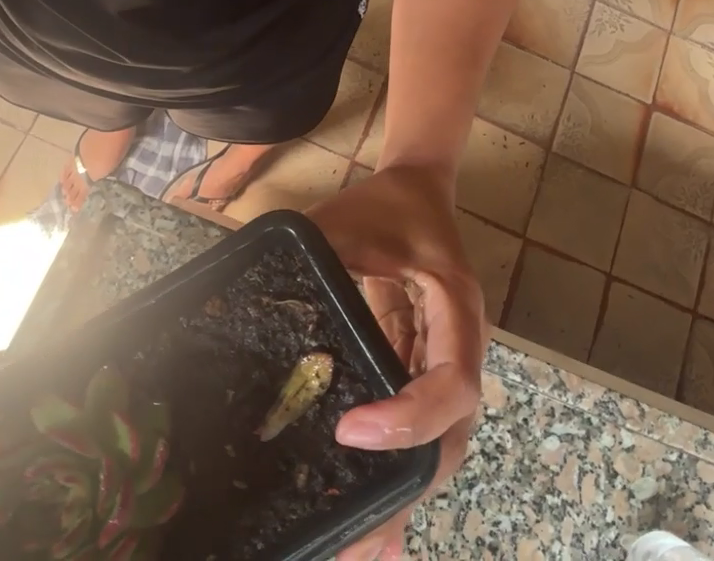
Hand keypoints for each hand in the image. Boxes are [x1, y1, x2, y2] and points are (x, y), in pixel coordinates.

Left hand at [308, 164, 487, 560]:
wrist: (419, 189)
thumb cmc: (384, 202)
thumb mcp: (344, 222)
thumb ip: (313, 261)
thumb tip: (253, 312)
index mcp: (453, 306)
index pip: (452, 380)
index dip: (411, 417)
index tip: (351, 429)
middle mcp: (460, 344)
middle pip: (453, 431)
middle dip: (411, 486)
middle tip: (365, 543)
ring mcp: (446, 360)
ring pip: (442, 440)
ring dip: (408, 492)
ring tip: (368, 548)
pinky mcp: (425, 366)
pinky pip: (421, 425)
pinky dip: (401, 467)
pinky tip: (378, 515)